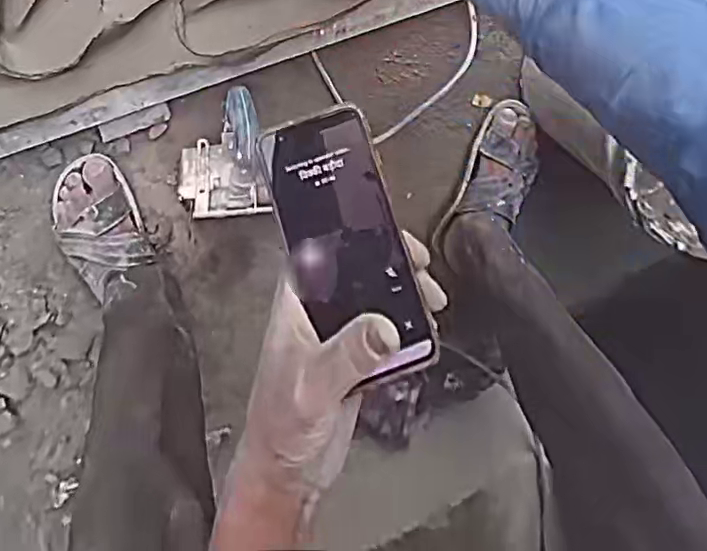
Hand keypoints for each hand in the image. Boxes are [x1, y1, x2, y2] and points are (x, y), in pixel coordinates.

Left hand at [213, 232, 447, 549]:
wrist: (288, 473)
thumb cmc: (278, 423)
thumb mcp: (312, 382)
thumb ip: (347, 354)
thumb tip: (382, 328)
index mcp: (295, 302)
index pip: (321, 250)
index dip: (352, 235)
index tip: (386, 233)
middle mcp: (317, 312)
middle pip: (356, 271)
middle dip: (390, 262)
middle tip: (419, 264)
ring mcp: (338, 335)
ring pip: (374, 300)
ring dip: (403, 295)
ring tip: (429, 298)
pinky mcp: (356, 360)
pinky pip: (386, 334)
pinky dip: (407, 330)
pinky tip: (423, 331)